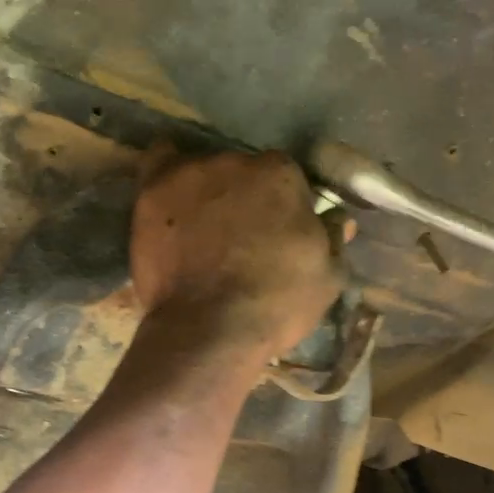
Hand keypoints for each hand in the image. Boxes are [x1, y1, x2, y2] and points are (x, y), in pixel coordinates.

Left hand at [131, 150, 342, 358]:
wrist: (210, 331)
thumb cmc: (275, 306)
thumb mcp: (326, 279)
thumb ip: (333, 240)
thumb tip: (340, 220)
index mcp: (282, 174)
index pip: (286, 180)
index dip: (281, 210)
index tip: (276, 238)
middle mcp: (236, 160)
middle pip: (241, 172)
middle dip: (243, 200)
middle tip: (238, 240)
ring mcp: (190, 175)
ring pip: (202, 173)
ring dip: (206, 194)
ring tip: (202, 233)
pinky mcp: (153, 194)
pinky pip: (158, 164)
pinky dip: (167, 178)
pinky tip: (171, 201)